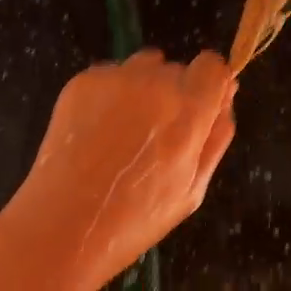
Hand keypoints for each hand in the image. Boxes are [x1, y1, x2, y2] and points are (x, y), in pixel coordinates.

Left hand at [0, 50, 235, 289]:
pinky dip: (109, 94)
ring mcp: (117, 77)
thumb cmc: (134, 217)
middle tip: (154, 134)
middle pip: (177, 69)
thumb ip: (216, 137)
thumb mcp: (192, 190)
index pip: (213, 65)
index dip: (209, 83)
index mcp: (188, 110)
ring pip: (144, 66)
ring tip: (123, 130)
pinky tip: (96, 130)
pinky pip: (110, 75)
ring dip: (143, 87)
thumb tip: (227, 97)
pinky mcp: (84, 79)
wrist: (62, 226)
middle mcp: (156, 82)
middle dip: (174, 93)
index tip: (199, 105)